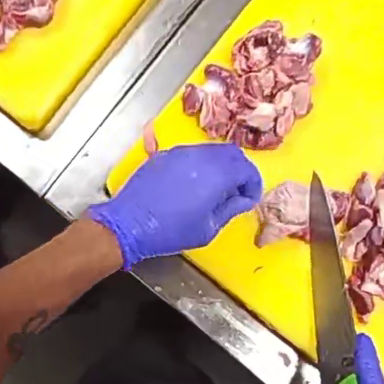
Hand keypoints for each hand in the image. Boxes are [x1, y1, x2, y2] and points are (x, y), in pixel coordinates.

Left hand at [86, 143, 262, 268]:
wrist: (129, 224)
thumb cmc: (169, 231)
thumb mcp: (208, 229)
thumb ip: (230, 210)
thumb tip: (242, 201)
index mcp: (218, 174)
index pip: (247, 169)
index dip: (253, 185)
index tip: (248, 199)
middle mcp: (201, 156)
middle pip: (232, 154)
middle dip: (239, 172)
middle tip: (236, 192)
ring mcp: (181, 152)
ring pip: (211, 151)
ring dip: (219, 167)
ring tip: (214, 190)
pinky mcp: (165, 155)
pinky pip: (191, 154)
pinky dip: (200, 165)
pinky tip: (194, 184)